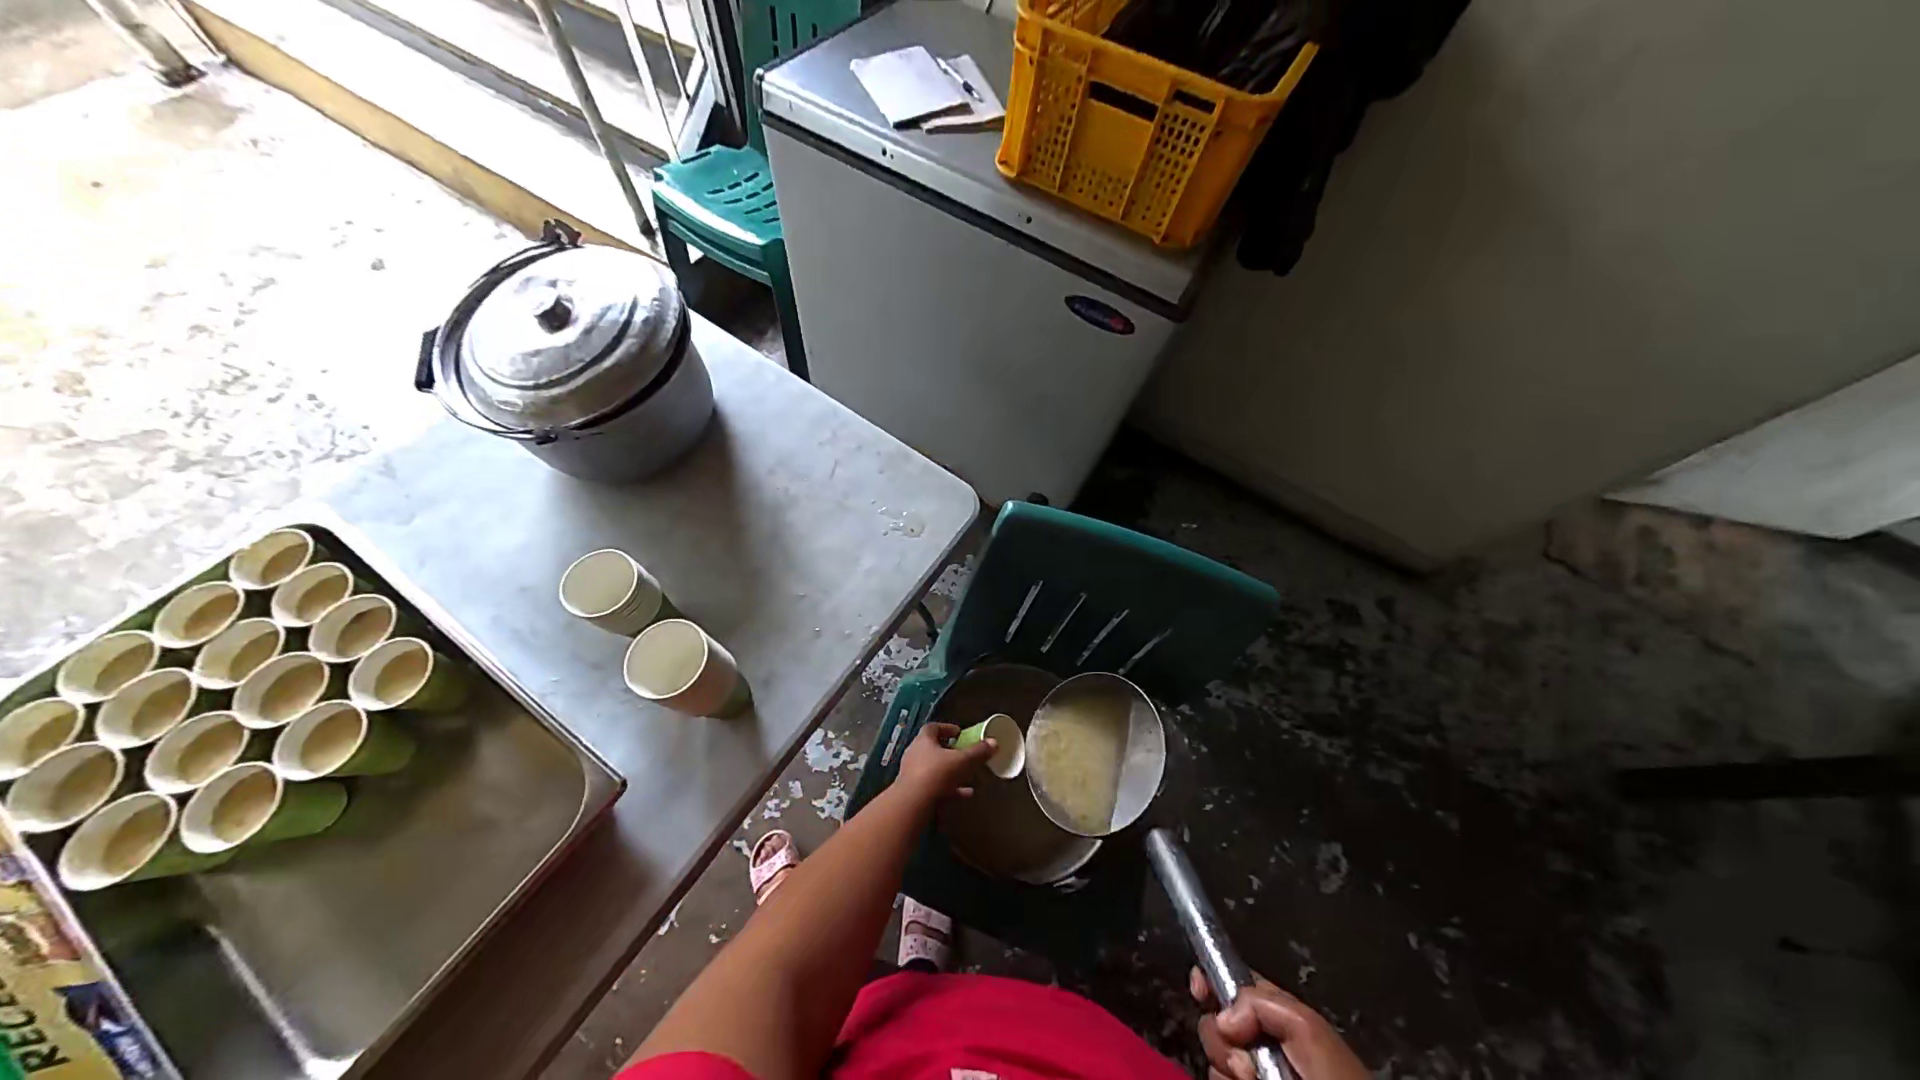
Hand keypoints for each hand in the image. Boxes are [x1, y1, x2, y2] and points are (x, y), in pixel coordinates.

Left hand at [897, 722, 995, 801]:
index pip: (932, 728)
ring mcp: (913, 774)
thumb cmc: (938, 773)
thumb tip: (994, 742)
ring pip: (934, 769)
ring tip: (968, 777)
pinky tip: (965, 795)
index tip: (959, 733)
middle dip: (950, 752)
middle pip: (932, 748)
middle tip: (964, 754)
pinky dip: (949, 789)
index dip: (947, 728)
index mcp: (923, 740)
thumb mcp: (963, 761)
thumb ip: (978, 752)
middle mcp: (915, 754)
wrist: (914, 803)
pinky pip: (934, 786)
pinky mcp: (914, 791)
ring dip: (951, 772)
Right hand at [1191, 968, 1367, 1079]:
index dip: (1211, 979)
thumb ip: (1265, 1004)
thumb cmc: (1336, 1078)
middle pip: (1215, 1021)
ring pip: (1213, 1056)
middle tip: (1246, 1065)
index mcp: (1279, 1017)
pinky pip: (1216, 1078)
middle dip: (1221, 1039)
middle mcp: (1263, 1043)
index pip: (1234, 983)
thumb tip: (1223, 1018)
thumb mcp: (1310, 1031)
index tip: (1199, 990)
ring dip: (1224, 1066)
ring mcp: (1255, 1072)